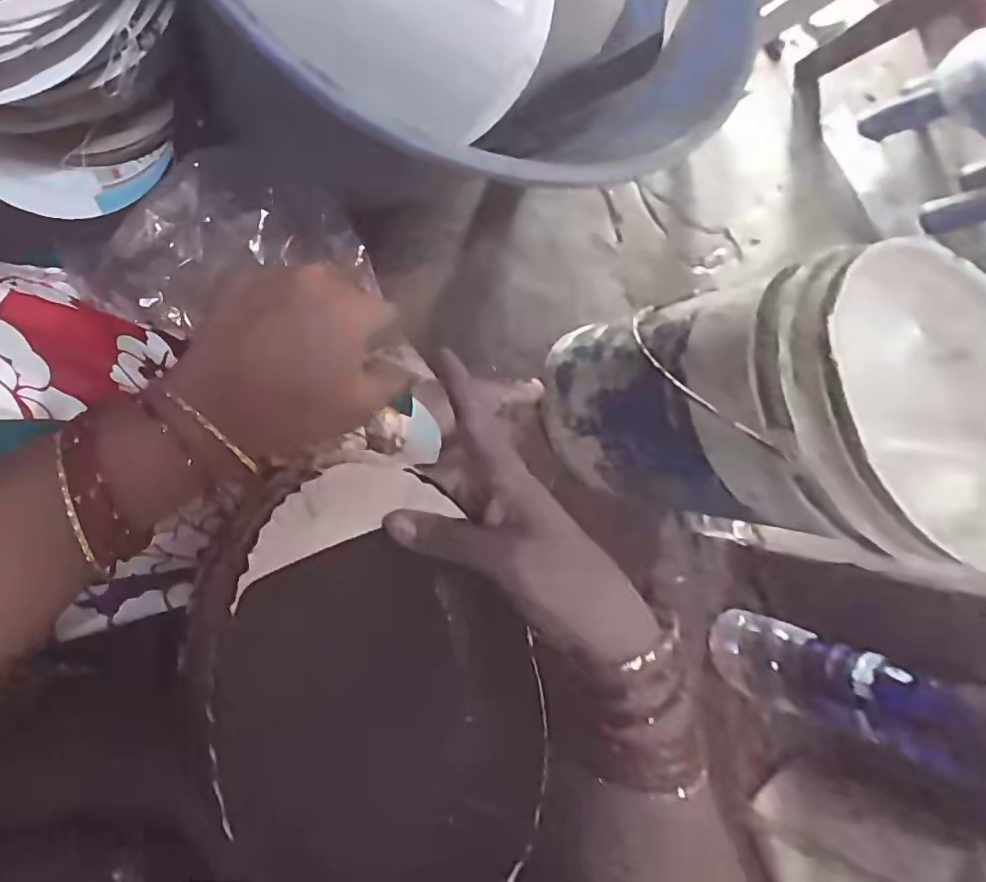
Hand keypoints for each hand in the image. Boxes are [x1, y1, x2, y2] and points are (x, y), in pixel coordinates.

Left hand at [162, 265, 408, 458]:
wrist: (211, 408)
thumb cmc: (291, 412)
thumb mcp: (356, 409)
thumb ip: (392, 380)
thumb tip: (404, 363)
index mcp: (355, 308)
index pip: (387, 313)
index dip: (378, 337)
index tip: (363, 356)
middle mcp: (319, 277)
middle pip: (347, 290)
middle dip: (344, 313)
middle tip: (326, 345)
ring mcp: (275, 272)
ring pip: (308, 282)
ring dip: (308, 302)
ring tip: (290, 334)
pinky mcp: (239, 277)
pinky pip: (271, 283)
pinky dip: (273, 299)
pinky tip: (261, 325)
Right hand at [383, 351, 660, 664]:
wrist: (610, 635)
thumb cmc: (565, 583)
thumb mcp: (505, 558)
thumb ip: (446, 536)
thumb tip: (386, 516)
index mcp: (509, 479)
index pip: (478, 422)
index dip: (461, 386)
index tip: (439, 351)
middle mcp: (498, 490)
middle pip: (453, 450)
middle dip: (421, 429)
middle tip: (379, 411)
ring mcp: (495, 517)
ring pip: (446, 484)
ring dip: (415, 473)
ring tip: (375, 458)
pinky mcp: (491, 545)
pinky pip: (448, 517)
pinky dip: (423, 512)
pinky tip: (398, 513)